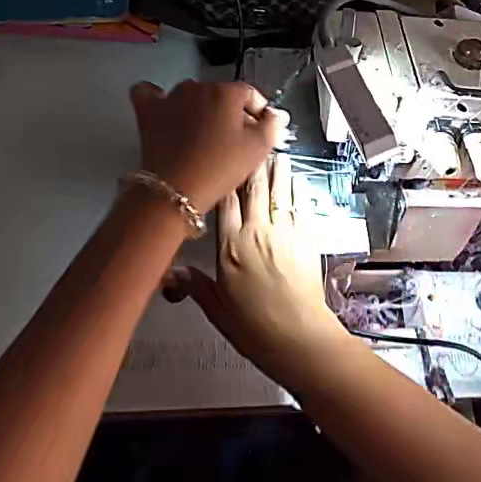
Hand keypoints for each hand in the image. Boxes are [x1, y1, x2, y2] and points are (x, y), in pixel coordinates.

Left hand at [129, 80, 287, 212]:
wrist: (176, 190)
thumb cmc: (220, 167)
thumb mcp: (258, 148)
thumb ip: (272, 125)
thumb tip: (275, 115)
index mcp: (226, 92)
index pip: (250, 93)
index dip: (258, 111)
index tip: (261, 128)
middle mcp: (198, 87)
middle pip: (221, 94)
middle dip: (230, 111)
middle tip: (235, 137)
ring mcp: (170, 97)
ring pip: (190, 95)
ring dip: (200, 108)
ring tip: (203, 133)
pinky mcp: (148, 111)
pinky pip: (149, 94)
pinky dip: (158, 99)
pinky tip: (166, 110)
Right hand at [162, 154, 350, 385]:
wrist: (299, 337)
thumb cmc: (256, 329)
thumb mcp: (218, 310)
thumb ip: (197, 286)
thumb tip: (173, 273)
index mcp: (230, 247)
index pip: (224, 202)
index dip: (224, 178)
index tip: (223, 160)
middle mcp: (257, 232)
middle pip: (253, 188)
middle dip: (252, 164)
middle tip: (252, 143)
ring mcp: (284, 232)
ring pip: (278, 191)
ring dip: (277, 169)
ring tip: (275, 152)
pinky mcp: (307, 238)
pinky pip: (301, 205)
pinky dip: (298, 189)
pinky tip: (296, 180)